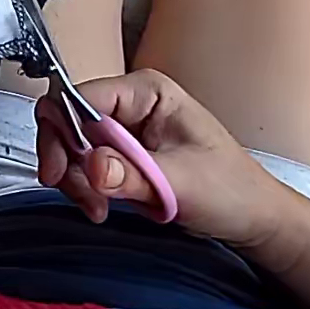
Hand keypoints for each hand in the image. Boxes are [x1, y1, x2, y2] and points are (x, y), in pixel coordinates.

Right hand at [35, 70, 304, 258]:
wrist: (251, 217)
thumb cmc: (230, 190)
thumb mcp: (182, 183)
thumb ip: (134, 174)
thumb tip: (89, 165)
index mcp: (146, 92)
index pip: (80, 98)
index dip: (61, 131)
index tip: (58, 172)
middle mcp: (130, 103)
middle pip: (68, 121)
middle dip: (67, 161)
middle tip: (84, 198)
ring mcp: (124, 128)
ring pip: (71, 145)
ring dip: (75, 179)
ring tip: (98, 208)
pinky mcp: (121, 153)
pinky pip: (84, 164)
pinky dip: (84, 187)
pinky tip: (101, 206)